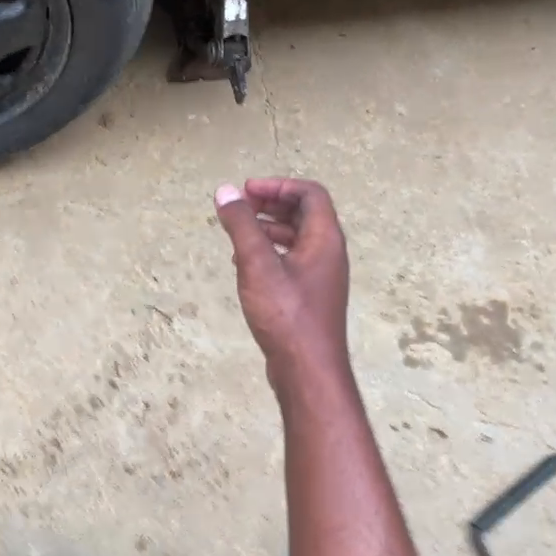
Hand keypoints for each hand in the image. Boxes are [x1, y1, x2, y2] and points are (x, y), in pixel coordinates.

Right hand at [213, 178, 351, 399]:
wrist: (307, 369)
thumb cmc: (285, 313)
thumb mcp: (257, 264)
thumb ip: (242, 225)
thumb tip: (226, 191)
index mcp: (325, 239)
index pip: (309, 194)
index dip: (278, 185)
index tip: (246, 191)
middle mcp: (328, 253)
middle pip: (304, 213)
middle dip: (271, 203)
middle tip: (240, 206)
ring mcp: (320, 276)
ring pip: (297, 237)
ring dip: (269, 227)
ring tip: (238, 232)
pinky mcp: (309, 295)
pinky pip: (292, 259)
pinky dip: (270, 251)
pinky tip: (245, 263)